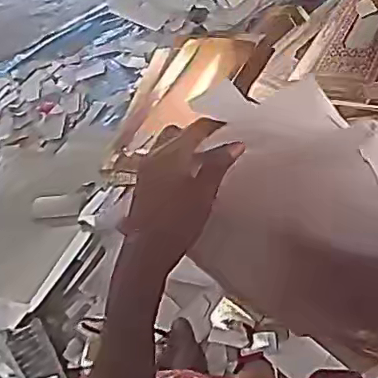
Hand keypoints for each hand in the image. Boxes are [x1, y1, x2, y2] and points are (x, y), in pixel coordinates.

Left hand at [120, 120, 244, 290]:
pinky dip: (175, 161)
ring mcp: (145, 171)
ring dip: (183, 148)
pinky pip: (160, 162)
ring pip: (165, 147)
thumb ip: (218, 164)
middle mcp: (154, 156)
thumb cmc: (178, 221)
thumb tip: (235, 145)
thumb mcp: (205, 192)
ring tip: (203, 158)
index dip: (215, 125)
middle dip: (196, 134)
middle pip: (177, 133)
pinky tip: (187, 176)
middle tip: (217, 141)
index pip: (197, 128)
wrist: (148, 252)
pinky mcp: (142, 186)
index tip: (231, 127)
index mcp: (171, 153)